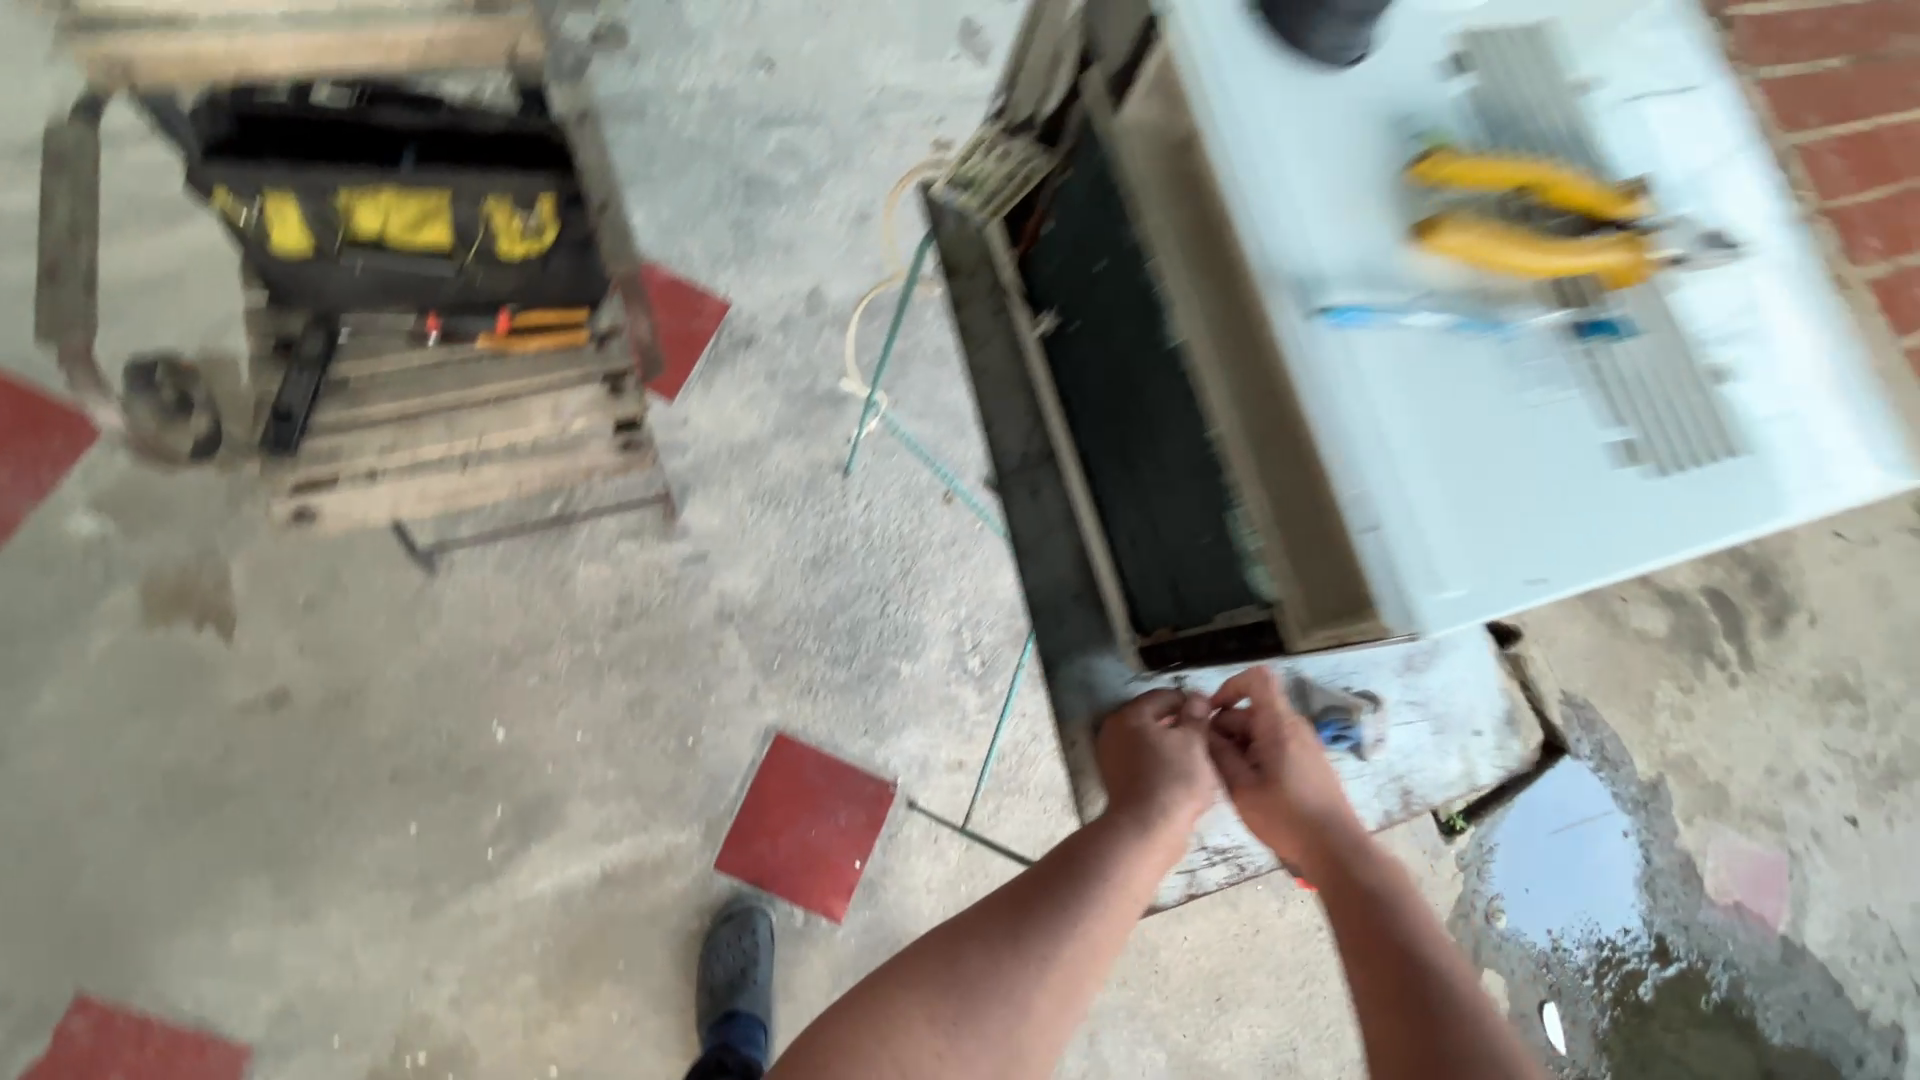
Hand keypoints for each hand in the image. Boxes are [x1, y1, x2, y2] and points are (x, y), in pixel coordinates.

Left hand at [1094, 688, 1216, 847]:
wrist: (1147, 829)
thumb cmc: (1173, 778)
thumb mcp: (1193, 742)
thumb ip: (1195, 716)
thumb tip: (1197, 697)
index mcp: (1129, 715)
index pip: (1162, 696)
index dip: (1188, 700)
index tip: (1211, 711)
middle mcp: (1113, 731)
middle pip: (1151, 717)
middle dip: (1179, 722)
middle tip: (1206, 733)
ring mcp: (1111, 756)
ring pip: (1147, 741)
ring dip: (1171, 743)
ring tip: (1198, 753)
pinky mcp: (1117, 779)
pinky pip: (1142, 760)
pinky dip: (1161, 760)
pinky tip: (1181, 771)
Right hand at [1206, 668, 1363, 876]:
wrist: (1337, 849)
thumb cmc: (1286, 817)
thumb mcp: (1241, 787)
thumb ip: (1220, 753)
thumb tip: (1205, 730)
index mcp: (1278, 724)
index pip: (1258, 679)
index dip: (1231, 686)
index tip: (1212, 713)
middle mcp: (1294, 726)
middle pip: (1253, 709)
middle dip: (1227, 728)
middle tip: (1211, 761)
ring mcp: (1304, 743)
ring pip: (1262, 728)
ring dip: (1240, 744)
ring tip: (1229, 778)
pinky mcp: (1309, 761)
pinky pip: (1275, 743)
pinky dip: (1256, 754)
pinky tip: (1250, 786)